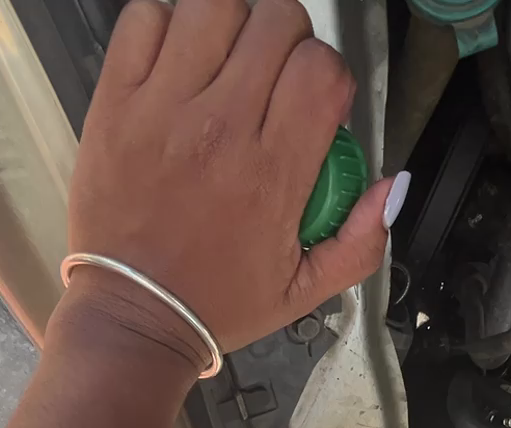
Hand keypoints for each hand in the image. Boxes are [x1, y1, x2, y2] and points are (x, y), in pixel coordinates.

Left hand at [61, 0, 401, 365]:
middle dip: (291, 46)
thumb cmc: (220, 303)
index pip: (322, 70)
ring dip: (234, 28)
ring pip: (215, 6)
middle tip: (277, 87)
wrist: (135, 314)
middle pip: (276, 23)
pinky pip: (147, 17)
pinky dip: (170, 28)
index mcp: (272, 176)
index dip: (331, 79)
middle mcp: (220, 130)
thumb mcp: (304, 292)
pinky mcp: (116, 100)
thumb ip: (360, 243)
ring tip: (230, 70)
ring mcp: (162, 109)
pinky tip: (182, 67)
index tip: (318, 111)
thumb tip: (393, 185)